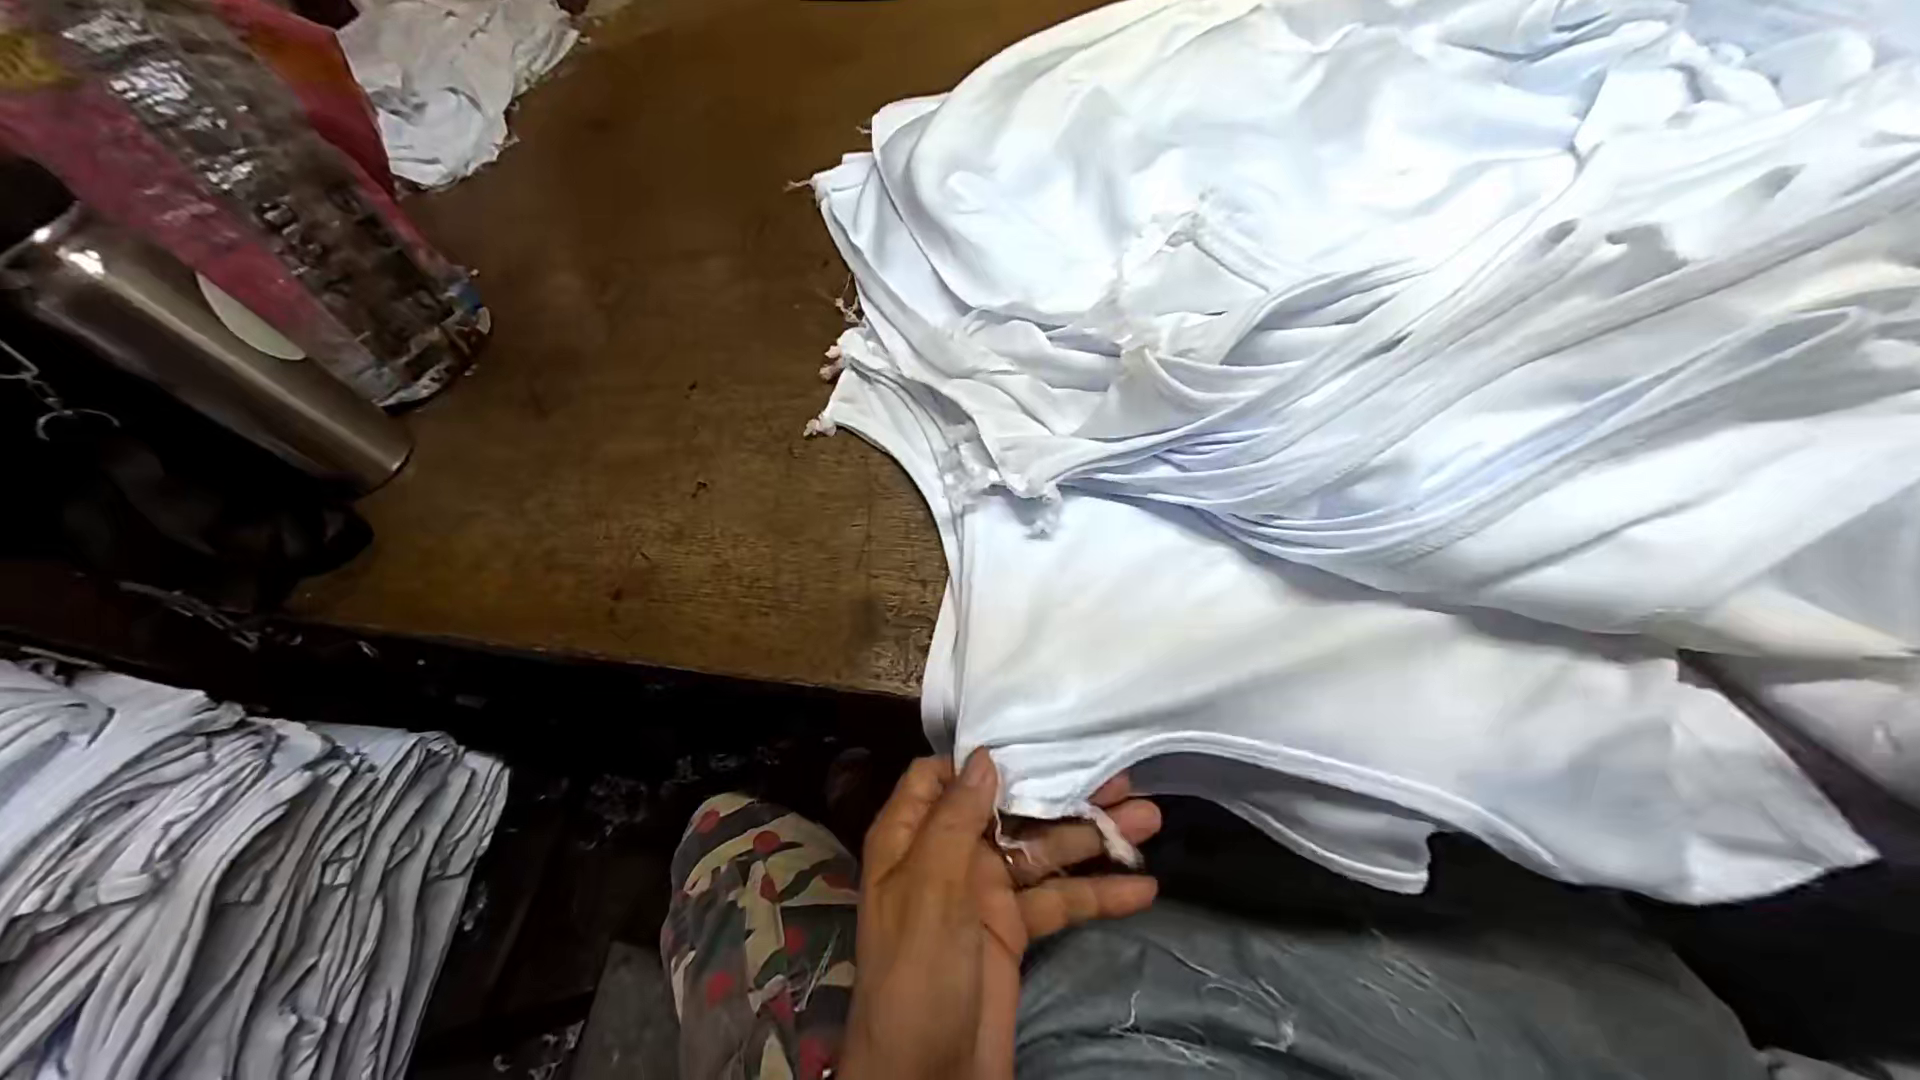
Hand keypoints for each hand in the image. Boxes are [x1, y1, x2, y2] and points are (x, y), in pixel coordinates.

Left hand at [837, 750, 1161, 1079]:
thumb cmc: (916, 973)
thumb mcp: (928, 890)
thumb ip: (954, 819)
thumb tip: (984, 755)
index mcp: (913, 836)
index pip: (943, 777)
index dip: (983, 759)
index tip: (1034, 742)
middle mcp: (950, 854)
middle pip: (1008, 809)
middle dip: (1061, 793)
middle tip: (1121, 777)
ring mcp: (985, 891)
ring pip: (1042, 851)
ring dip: (1093, 837)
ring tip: (1149, 818)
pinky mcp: (1015, 929)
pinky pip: (1059, 900)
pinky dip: (1098, 893)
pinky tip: (1142, 887)